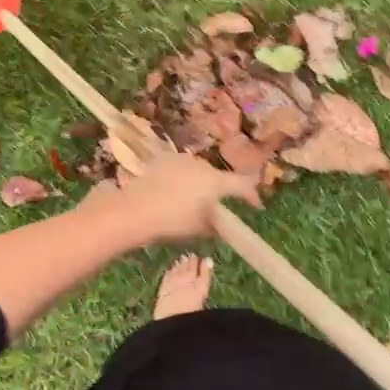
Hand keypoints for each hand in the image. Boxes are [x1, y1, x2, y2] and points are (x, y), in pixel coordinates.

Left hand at [83, 152, 260, 243]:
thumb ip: (215, 226)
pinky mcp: (163, 161)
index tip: (255, 206)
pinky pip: (181, 170)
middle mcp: (202, 165)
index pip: (242, 185)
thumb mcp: (198, 229)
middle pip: (219, 177)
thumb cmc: (171, 222)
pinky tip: (174, 193)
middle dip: (221, 190)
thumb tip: (221, 227)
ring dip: (201, 183)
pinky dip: (183, 180)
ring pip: (199, 171)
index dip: (251, 196)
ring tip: (193, 200)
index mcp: (215, 181)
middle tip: (219, 206)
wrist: (133, 211)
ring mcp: (181, 160)